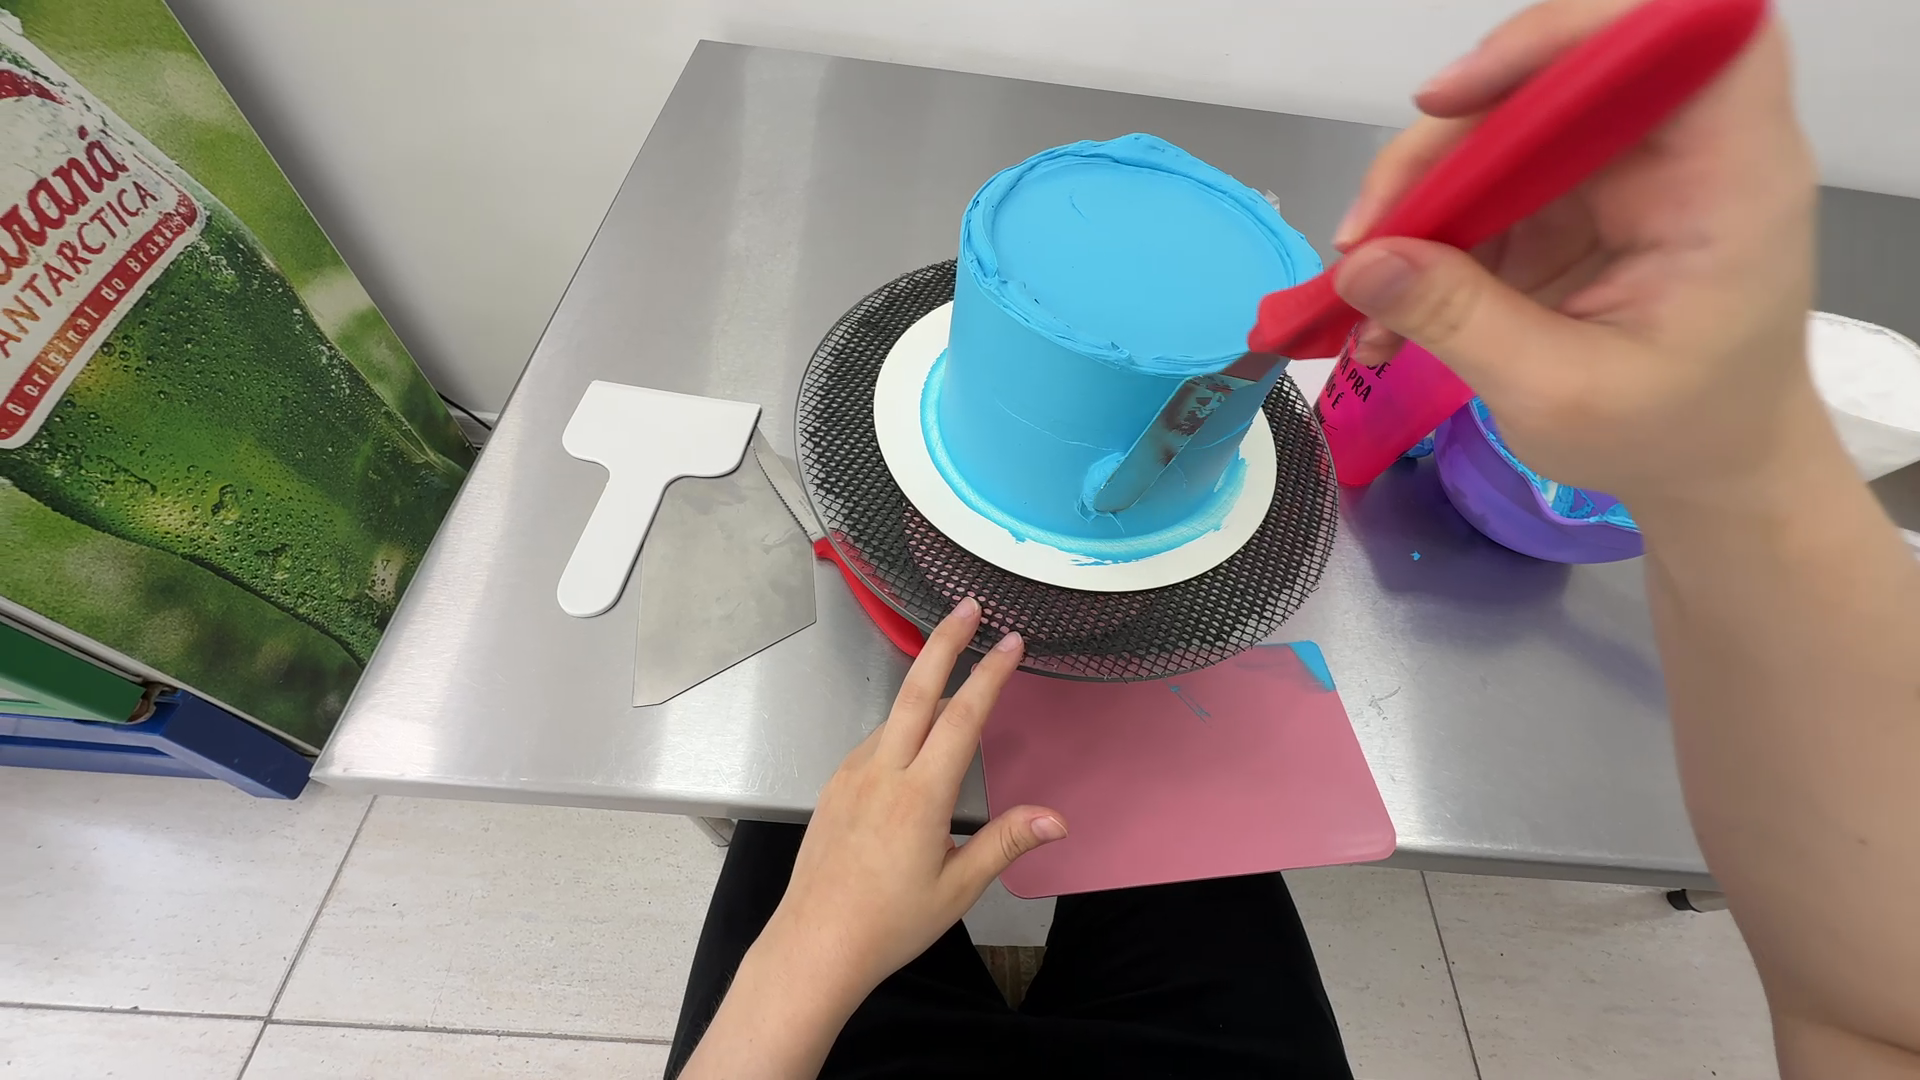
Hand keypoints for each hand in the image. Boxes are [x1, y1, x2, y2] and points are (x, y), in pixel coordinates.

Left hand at [758, 597, 1065, 1003]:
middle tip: (968, 607)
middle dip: (945, 641)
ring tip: (959, 682)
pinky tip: (917, 742)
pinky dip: (905, 725)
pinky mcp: (835, 781)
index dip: (990, 674)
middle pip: (917, 689)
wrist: (813, 945)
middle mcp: (884, 770)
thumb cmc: (890, 923)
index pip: (963, 718)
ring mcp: (853, 771)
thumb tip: (1056, 819)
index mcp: (920, 795)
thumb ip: (1005, 843)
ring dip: (929, 688)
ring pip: (897, 715)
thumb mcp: (957, 889)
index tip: (1011, 642)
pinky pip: (878, 739)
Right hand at [1330, 0, 1821, 511]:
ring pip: (1487, 156)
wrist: (1693, 469)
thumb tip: (1358, 265)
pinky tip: (1380, 321)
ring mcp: (1600, 193)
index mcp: (1718, 180)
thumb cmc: (1663, 433)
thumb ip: (1457, 320)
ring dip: (1407, 219)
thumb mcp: (1553, 388)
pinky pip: (1468, 215)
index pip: (1671, 42)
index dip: (1562, 41)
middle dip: (1436, 159)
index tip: (1449, 99)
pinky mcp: (1552, 226)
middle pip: (1543, 98)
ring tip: (1355, 297)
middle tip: (1359, 238)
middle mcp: (1662, 162)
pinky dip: (1412, 262)